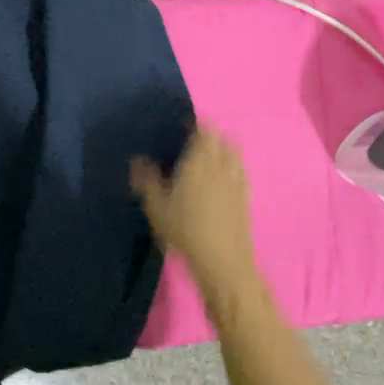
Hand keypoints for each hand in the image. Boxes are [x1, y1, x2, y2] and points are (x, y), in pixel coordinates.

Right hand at [131, 124, 257, 290]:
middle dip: (210, 134)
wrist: (223, 261)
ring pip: (234, 153)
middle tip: (194, 139)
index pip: (203, 129)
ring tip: (210, 156)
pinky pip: (240, 171)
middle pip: (221, 138)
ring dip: (224, 148)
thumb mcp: (157, 206)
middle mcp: (221, 164)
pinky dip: (232, 167)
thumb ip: (146, 180)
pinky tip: (223, 179)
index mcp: (200, 160)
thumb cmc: (186, 229)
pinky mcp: (246, 198)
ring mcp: (237, 181)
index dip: (196, 122)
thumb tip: (137, 160)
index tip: (184, 123)